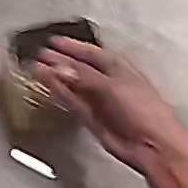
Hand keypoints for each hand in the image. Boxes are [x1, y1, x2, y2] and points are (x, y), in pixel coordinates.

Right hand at [34, 37, 187, 173]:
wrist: (151, 145)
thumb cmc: (146, 112)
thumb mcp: (113, 86)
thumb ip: (84, 76)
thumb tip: (61, 68)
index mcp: (119, 67)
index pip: (90, 52)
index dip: (71, 46)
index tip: (53, 42)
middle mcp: (108, 82)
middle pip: (78, 67)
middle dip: (59, 60)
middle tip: (40, 54)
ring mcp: (99, 100)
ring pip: (72, 84)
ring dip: (55, 75)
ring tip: (36, 67)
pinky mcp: (92, 117)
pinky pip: (71, 100)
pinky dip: (58, 92)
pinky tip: (47, 84)